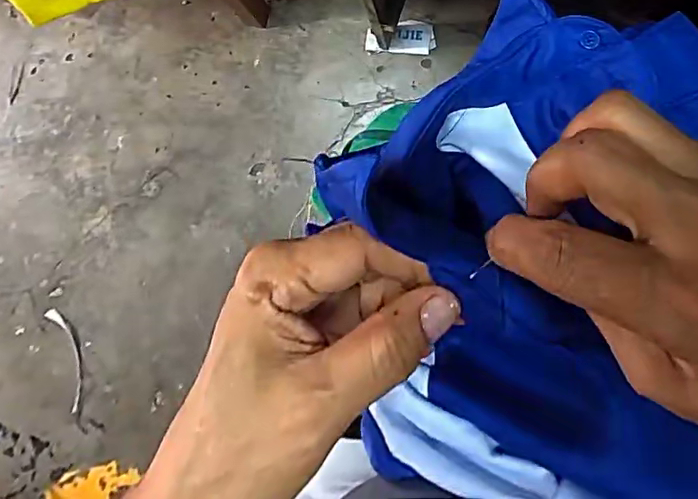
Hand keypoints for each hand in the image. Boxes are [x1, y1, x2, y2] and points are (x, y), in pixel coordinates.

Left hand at [136, 224, 459, 498]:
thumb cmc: (242, 452)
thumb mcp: (322, 400)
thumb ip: (388, 347)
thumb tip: (448, 303)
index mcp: (276, 271)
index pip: (362, 245)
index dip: (411, 264)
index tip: (455, 290)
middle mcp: (291, 270)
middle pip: (374, 261)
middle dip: (413, 289)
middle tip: (455, 315)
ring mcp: (306, 296)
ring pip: (379, 284)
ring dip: (409, 311)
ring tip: (438, 333)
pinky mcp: (320, 322)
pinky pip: (373, 309)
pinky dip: (397, 327)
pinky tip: (416, 341)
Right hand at [486, 92, 697, 498]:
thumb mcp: (663, 385)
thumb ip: (601, 309)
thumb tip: (552, 252)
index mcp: (685, 300)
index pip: (572, 251)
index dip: (516, 242)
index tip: (498, 243)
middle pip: (595, 148)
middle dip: (545, 172)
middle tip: (543, 212)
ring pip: (623, 111)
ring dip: (580, 142)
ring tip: (578, 189)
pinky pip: (654, 127)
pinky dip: (617, 143)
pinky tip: (620, 187)